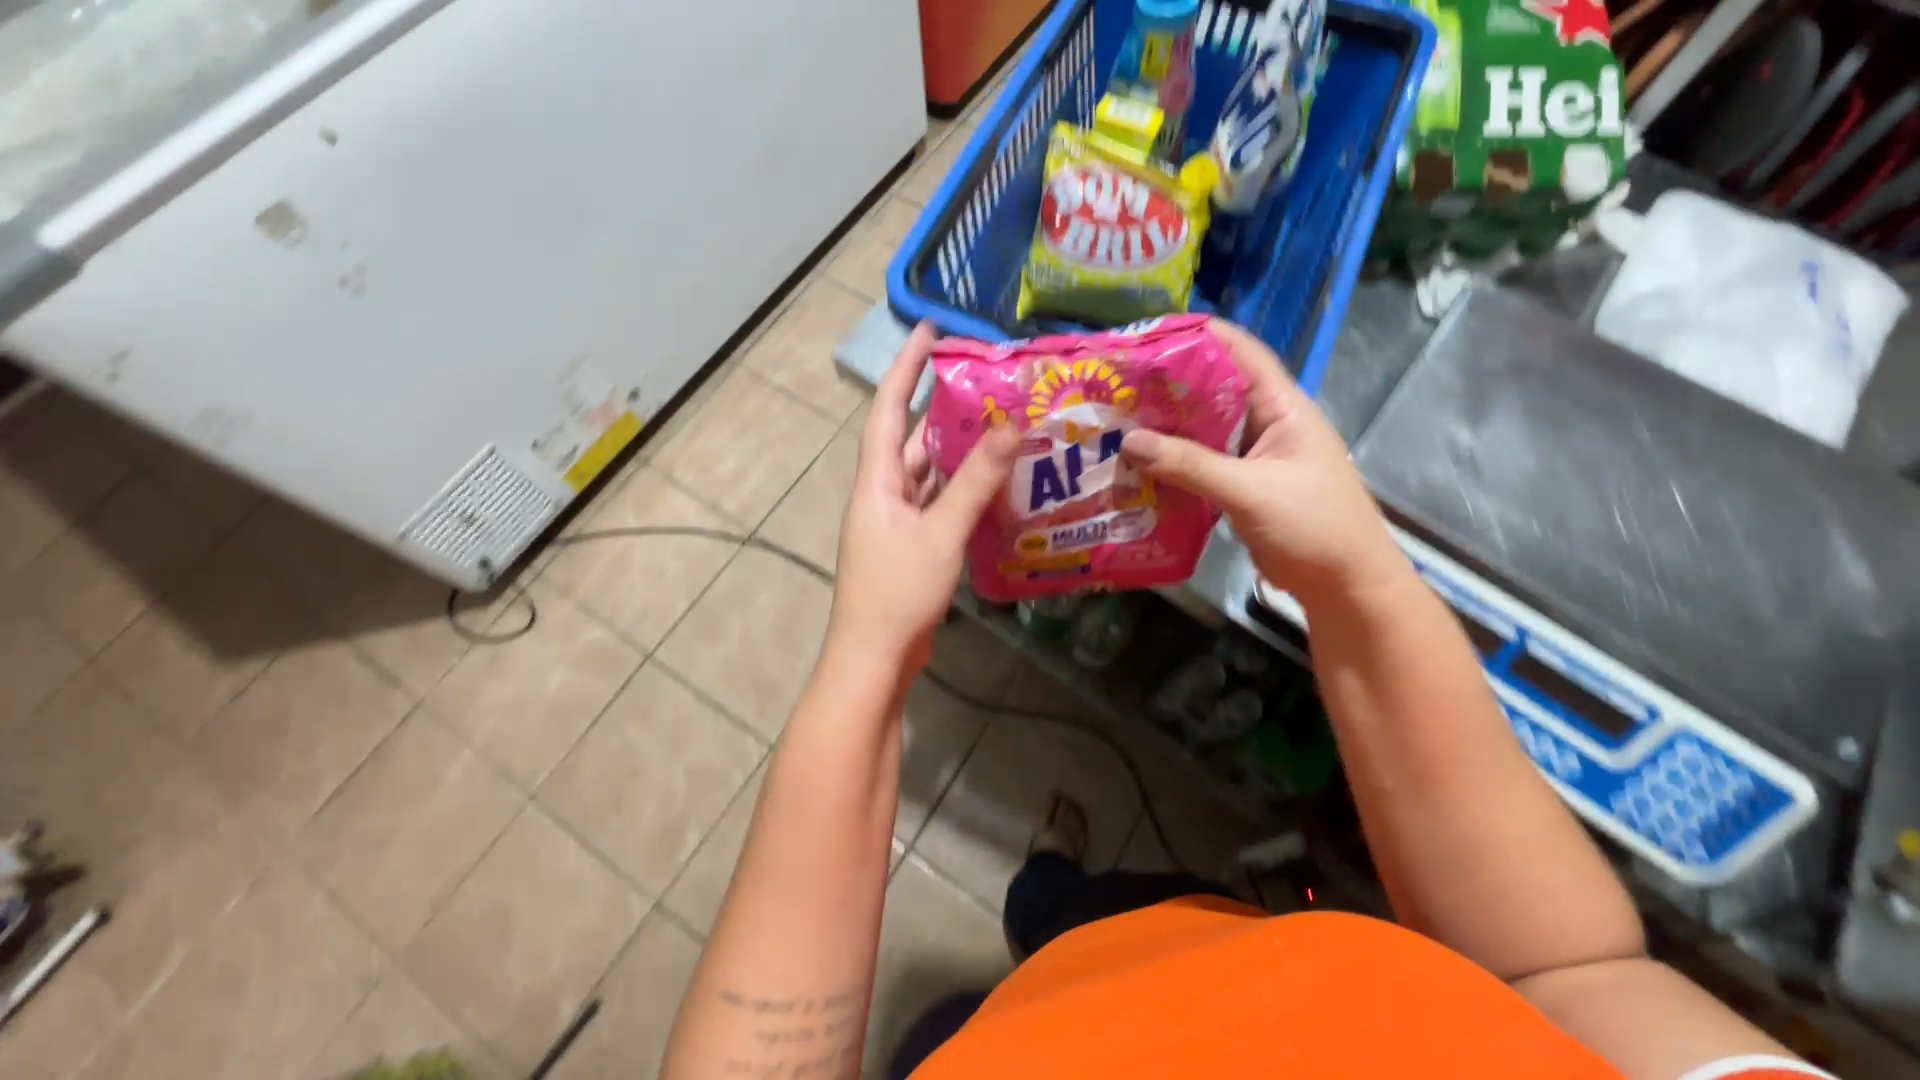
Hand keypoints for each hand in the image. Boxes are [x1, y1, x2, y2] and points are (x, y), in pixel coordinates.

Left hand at [827, 322, 1019, 675]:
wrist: (875, 659)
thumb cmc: (897, 593)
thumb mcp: (940, 533)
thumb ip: (975, 482)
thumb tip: (1010, 427)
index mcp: (876, 482)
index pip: (887, 410)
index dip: (904, 367)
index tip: (928, 331)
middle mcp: (883, 494)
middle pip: (912, 439)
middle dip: (945, 409)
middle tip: (990, 383)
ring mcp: (897, 522)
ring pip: (930, 474)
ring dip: (960, 452)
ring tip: (1004, 424)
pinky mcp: (913, 547)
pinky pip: (940, 504)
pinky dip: (964, 491)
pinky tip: (997, 483)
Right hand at [1120, 320, 1401, 608]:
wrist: (1345, 585)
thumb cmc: (1313, 527)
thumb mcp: (1251, 491)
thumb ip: (1191, 465)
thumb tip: (1129, 441)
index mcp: (1283, 408)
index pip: (1242, 353)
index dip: (1202, 336)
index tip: (1153, 331)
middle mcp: (1268, 424)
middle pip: (1214, 390)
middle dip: (1170, 385)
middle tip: (1120, 381)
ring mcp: (1255, 457)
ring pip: (1205, 430)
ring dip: (1167, 427)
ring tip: (1118, 419)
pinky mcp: (1243, 487)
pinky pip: (1202, 464)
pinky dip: (1173, 462)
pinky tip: (1139, 465)